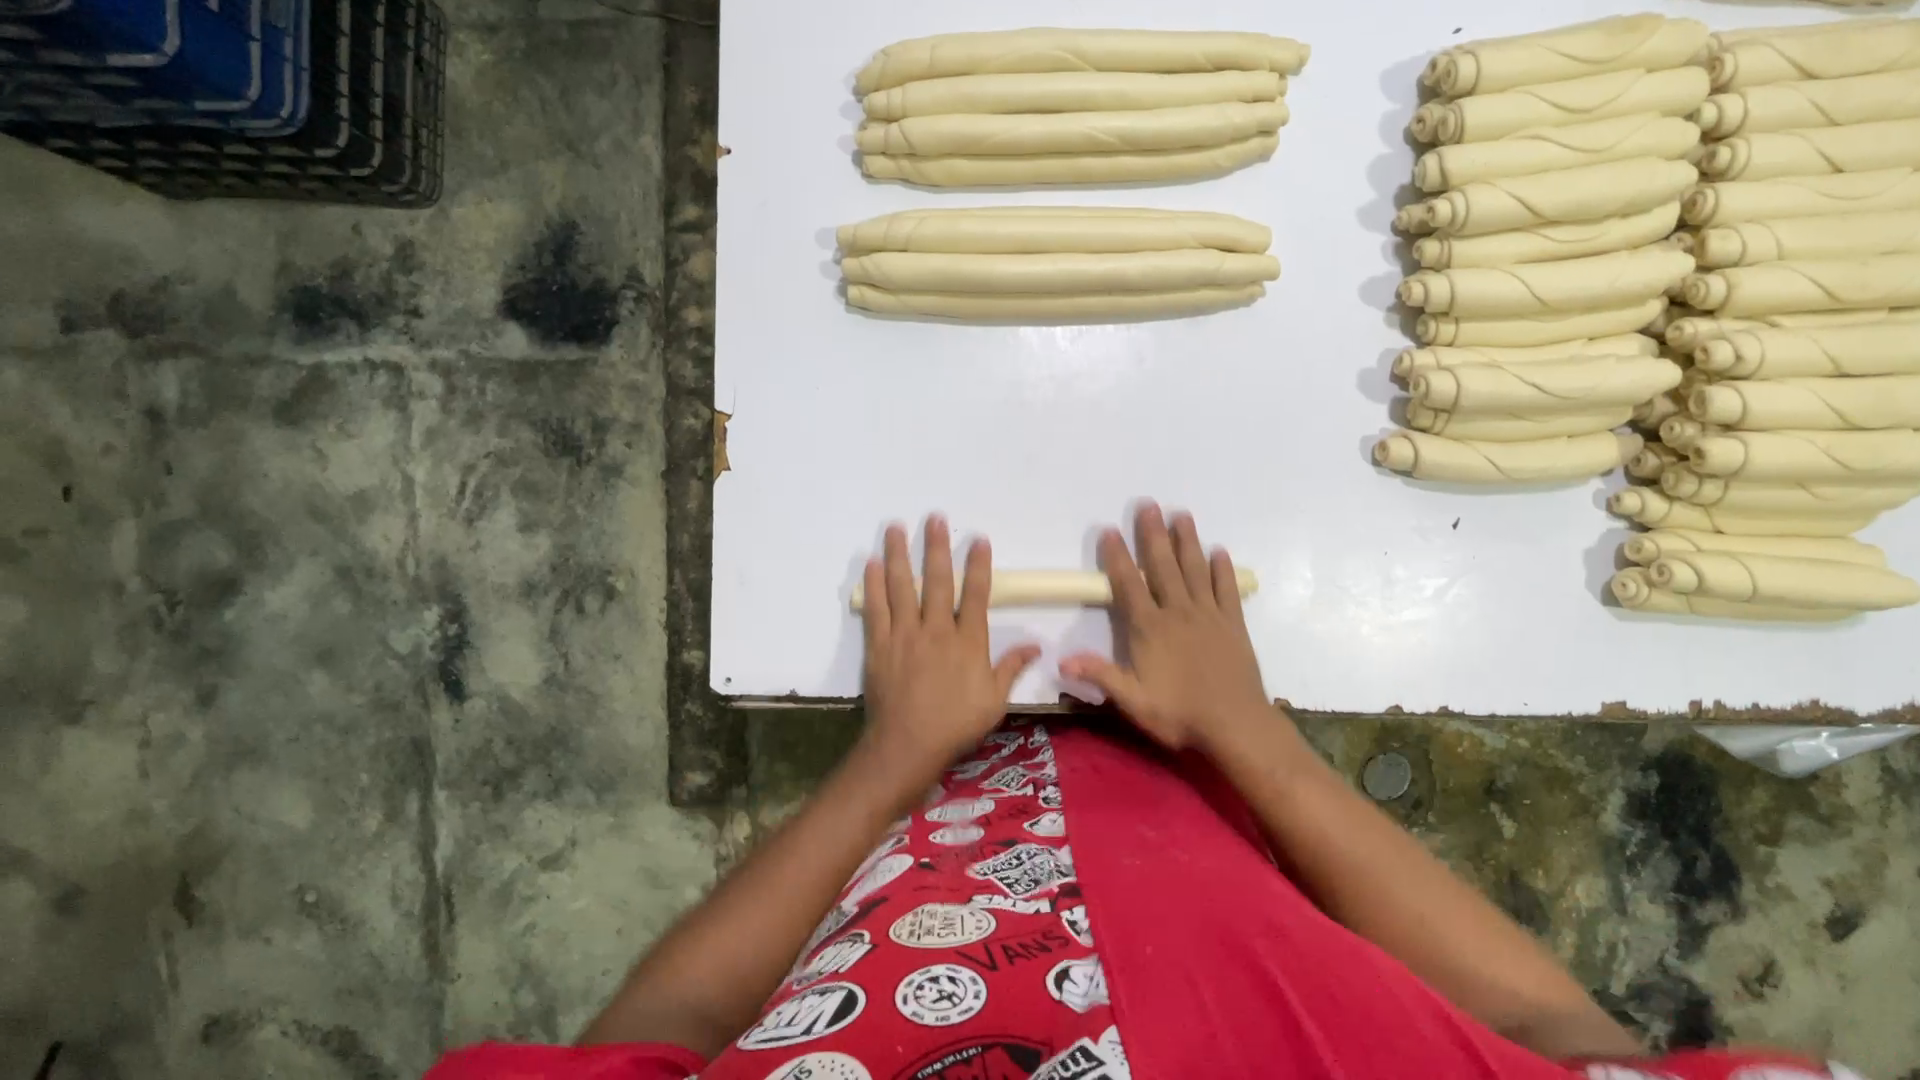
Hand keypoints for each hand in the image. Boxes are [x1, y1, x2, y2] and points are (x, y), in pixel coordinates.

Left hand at [861, 516, 1040, 769]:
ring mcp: (904, 635)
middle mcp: (936, 630)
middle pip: (938, 581)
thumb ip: (1011, 668)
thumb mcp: (995, 701)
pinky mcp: (879, 645)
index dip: (978, 566)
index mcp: (968, 642)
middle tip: (935, 519)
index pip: (976, 595)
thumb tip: (1035, 645)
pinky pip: (876, 608)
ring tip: (896, 527)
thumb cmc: (956, 725)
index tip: (978, 540)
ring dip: (900, 554)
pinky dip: (874, 585)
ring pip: (902, 586)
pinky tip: (873, 563)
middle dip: (937, 547)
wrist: (908, 744)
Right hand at [1060, 502, 1272, 752]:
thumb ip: (1100, 675)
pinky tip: (1219, 552)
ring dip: (1187, 541)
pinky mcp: (1233, 625)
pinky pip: (1226, 590)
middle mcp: (1178, 613)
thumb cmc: (1179, 714)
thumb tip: (1062, 660)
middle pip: (1163, 567)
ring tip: (1182, 514)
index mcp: (1149, 629)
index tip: (1109, 530)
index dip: (1117, 557)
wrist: (1235, 725)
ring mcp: (1208, 616)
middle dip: (1153, 535)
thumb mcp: (1132, 701)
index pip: (1129, 585)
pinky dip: (1222, 570)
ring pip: (1195, 570)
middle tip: (1148, 504)